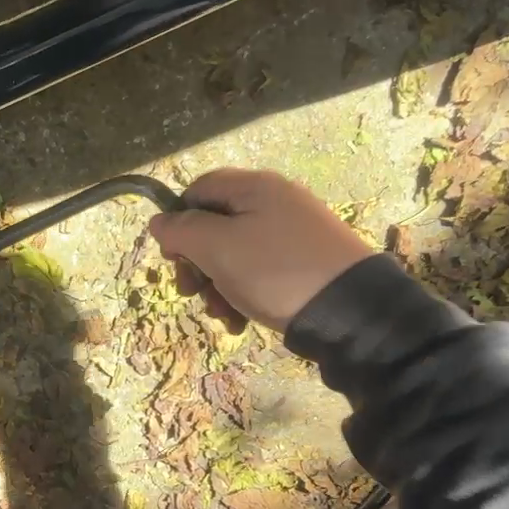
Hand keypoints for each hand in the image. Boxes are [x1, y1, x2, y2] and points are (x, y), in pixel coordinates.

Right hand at [145, 169, 374, 334]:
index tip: (174, 257)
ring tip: (220, 314)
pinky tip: (239, 320)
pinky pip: (256, 271)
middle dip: (195, 263)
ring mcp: (290, 233)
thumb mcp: (217, 248)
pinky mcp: (301, 262)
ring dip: (214, 285)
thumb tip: (159, 222)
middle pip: (213, 225)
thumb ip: (182, 231)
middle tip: (190, 292)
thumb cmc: (274, 271)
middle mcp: (274, 202)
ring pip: (231, 253)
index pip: (198, 189)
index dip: (177, 220)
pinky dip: (240, 294)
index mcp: (254, 188)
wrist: (348, 310)